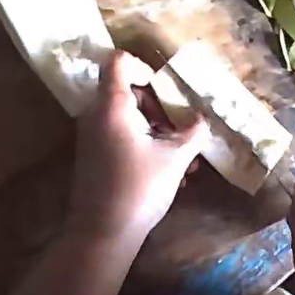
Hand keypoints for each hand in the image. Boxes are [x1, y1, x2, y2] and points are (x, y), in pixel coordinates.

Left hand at [65, 51, 204, 251]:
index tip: (164, 89)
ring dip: (158, 127)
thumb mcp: (175, 158)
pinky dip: (145, 141)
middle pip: (127, 89)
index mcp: (112, 106)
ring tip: (185, 156)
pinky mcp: (95, 153)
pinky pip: (121, 133)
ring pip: (128, 115)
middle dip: (159, 105)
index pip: (118, 62)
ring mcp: (92, 135)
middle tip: (181, 129)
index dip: (143, 66)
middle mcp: (96, 114)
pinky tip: (171, 169)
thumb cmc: (139, 188)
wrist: (103, 232)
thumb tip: (202, 119)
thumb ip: (192, 132)